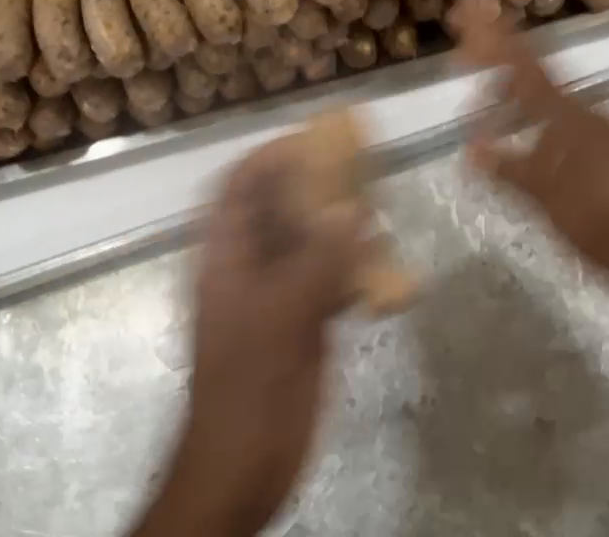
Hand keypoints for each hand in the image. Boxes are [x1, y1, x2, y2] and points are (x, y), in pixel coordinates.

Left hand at [146, 138, 360, 535]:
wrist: (243, 467)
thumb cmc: (249, 387)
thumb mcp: (281, 317)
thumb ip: (317, 260)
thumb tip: (350, 208)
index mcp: (225, 257)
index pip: (238, 185)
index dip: (270, 155)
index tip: (316, 140)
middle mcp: (247, 267)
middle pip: (276, 209)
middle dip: (314, 184)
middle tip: (360, 167)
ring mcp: (274, 296)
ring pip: (306, 243)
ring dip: (338, 226)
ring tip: (378, 207)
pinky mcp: (299, 323)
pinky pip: (326, 281)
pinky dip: (352, 268)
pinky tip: (383, 267)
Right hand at [453, 0, 608, 292]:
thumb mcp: (562, 210)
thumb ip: (516, 175)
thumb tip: (470, 147)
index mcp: (570, 123)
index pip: (523, 69)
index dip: (494, 41)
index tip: (469, 14)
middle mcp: (583, 117)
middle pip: (534, 75)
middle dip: (498, 56)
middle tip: (465, 44)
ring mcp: (598, 133)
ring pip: (545, 97)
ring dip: (513, 86)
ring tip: (483, 90)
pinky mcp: (607, 152)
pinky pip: (557, 119)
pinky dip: (530, 113)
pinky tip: (520, 132)